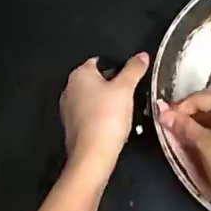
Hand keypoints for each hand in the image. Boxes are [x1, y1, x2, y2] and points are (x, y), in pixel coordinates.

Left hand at [61, 53, 148, 178]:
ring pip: (92, 98)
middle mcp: (69, 88)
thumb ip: (134, 69)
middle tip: (129, 93)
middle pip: (96, 79)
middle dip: (112, 84)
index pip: (99, 61)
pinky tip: (112, 124)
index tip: (130, 77)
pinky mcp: (71, 127)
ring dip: (106, 101)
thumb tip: (142, 55)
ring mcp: (67, 109)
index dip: (117, 66)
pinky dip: (100, 115)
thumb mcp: (126, 89)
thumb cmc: (108, 115)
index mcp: (79, 74)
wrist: (93, 155)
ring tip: (123, 110)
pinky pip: (89, 114)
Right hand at [156, 92, 210, 210]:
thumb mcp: (203, 145)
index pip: (201, 98)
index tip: (165, 120)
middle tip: (174, 129)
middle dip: (193, 116)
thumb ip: (183, 126)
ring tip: (188, 138)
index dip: (180, 108)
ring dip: (205, 125)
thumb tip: (163, 112)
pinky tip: (209, 146)